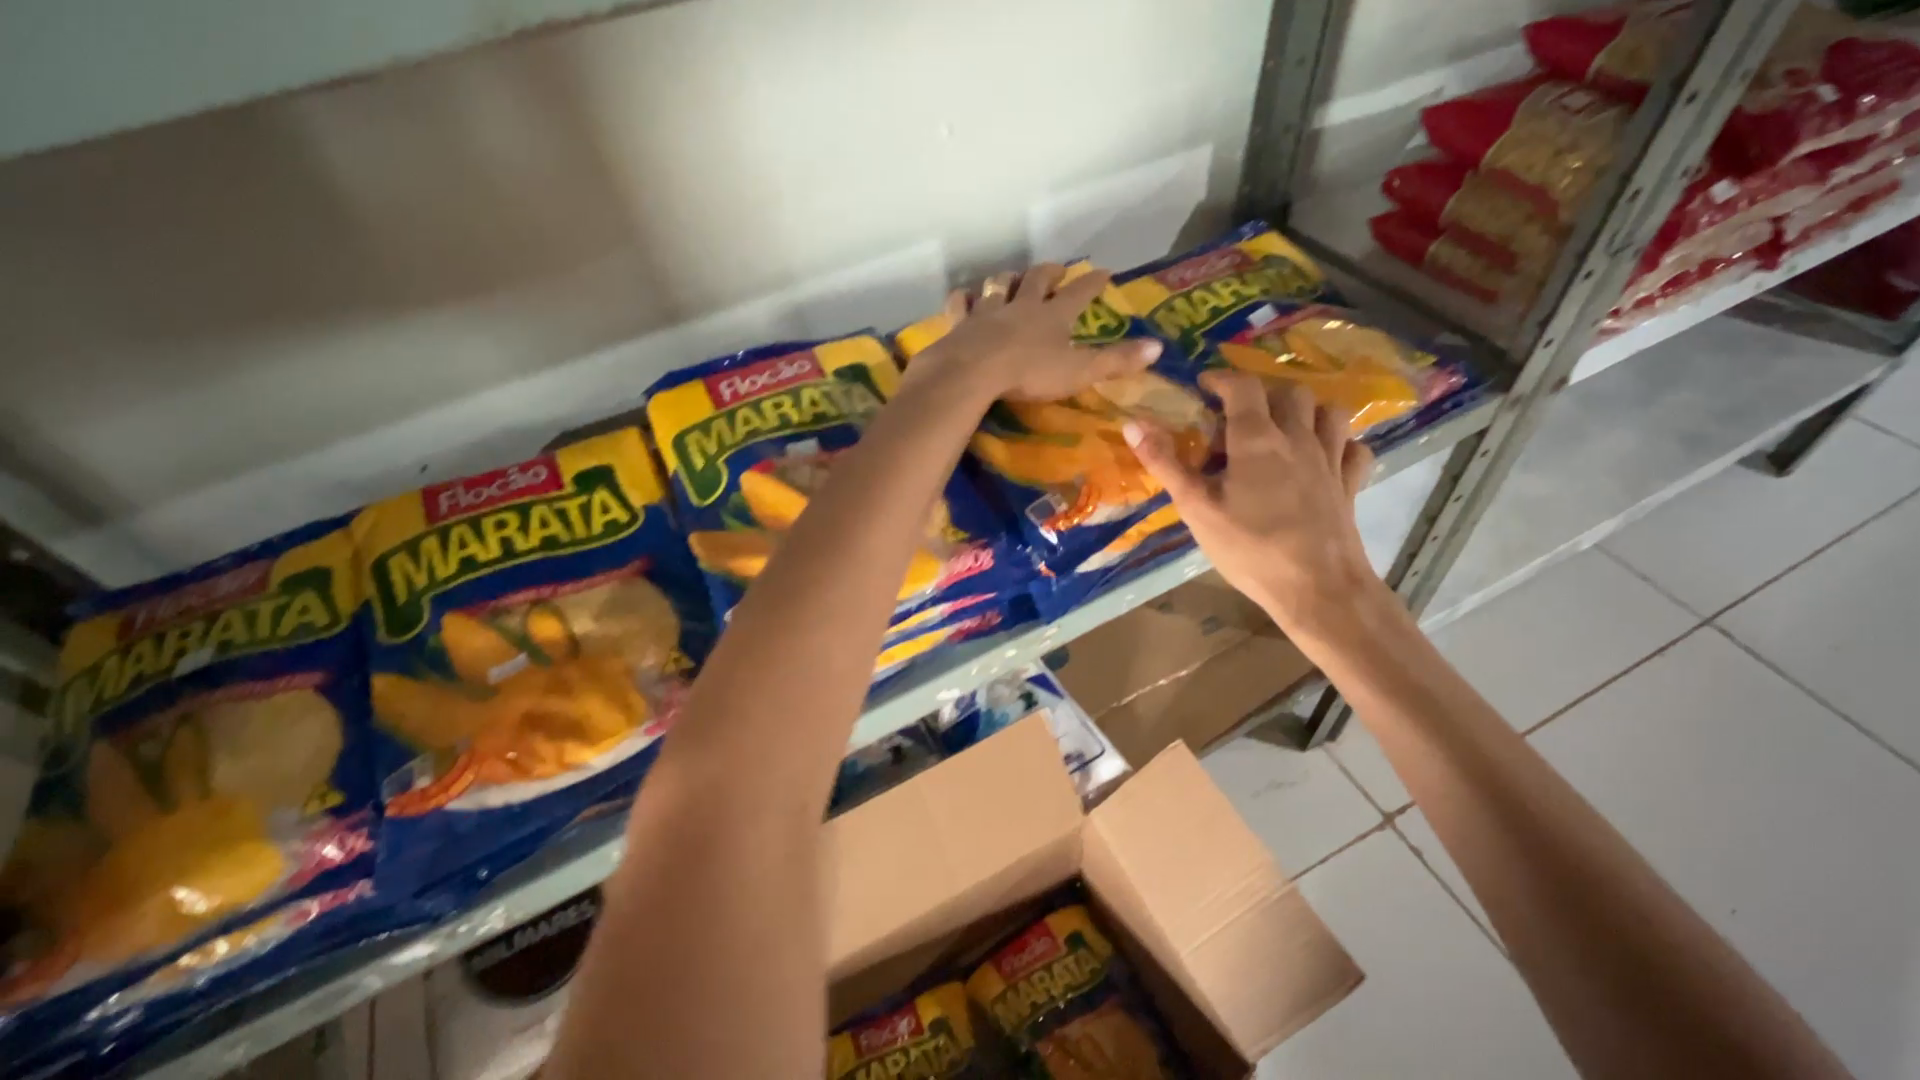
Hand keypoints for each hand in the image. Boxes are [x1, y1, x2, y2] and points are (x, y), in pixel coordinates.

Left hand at [902, 264, 1160, 403]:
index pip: (1080, 293)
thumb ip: (1116, 361)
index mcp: (1054, 315)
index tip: (1104, 271)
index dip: (1093, 282)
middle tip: (1056, 269)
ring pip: (999, 285)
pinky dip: (964, 299)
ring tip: (1010, 277)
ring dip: (1007, 279)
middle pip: (1036, 279)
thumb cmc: (1029, 373)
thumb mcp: (1080, 371)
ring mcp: (989, 311)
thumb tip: (1158, 347)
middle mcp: (1022, 305)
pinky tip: (964, 298)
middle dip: (1048, 272)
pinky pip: (962, 304)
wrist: (974, 371)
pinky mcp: (962, 323)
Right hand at [1126, 370, 1389, 636]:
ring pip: (1328, 411)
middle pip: (1288, 391)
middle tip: (1238, 415)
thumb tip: (1133, 423)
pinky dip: (1339, 444)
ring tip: (1283, 429)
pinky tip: (1323, 458)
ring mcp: (1331, 459)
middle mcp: (1298, 437)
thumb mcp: (1197, 508)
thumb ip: (1166, 463)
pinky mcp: (1350, 484)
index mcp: (1257, 438)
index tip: (1203, 387)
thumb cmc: (1249, 548)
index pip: (1242, 386)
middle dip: (1262, 393)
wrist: (1317, 588)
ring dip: (1305, 410)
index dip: (1221, 379)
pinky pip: (1353, 448)